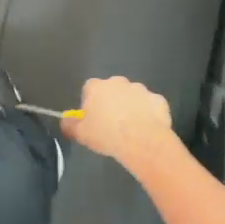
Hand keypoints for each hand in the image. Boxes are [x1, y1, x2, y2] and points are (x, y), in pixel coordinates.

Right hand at [60, 77, 174, 170]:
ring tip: (131, 129)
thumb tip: (65, 120)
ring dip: (131, 107)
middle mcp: (119, 82)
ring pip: (133, 96)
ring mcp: (141, 89)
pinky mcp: (158, 99)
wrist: (142, 141)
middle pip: (112, 90)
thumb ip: (69, 124)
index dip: (90, 103)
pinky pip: (150, 105)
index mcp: (98, 87)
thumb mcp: (80, 134)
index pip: (89, 89)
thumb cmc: (107, 135)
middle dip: (112, 103)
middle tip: (112, 124)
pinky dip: (149, 114)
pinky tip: (147, 129)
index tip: (93, 119)